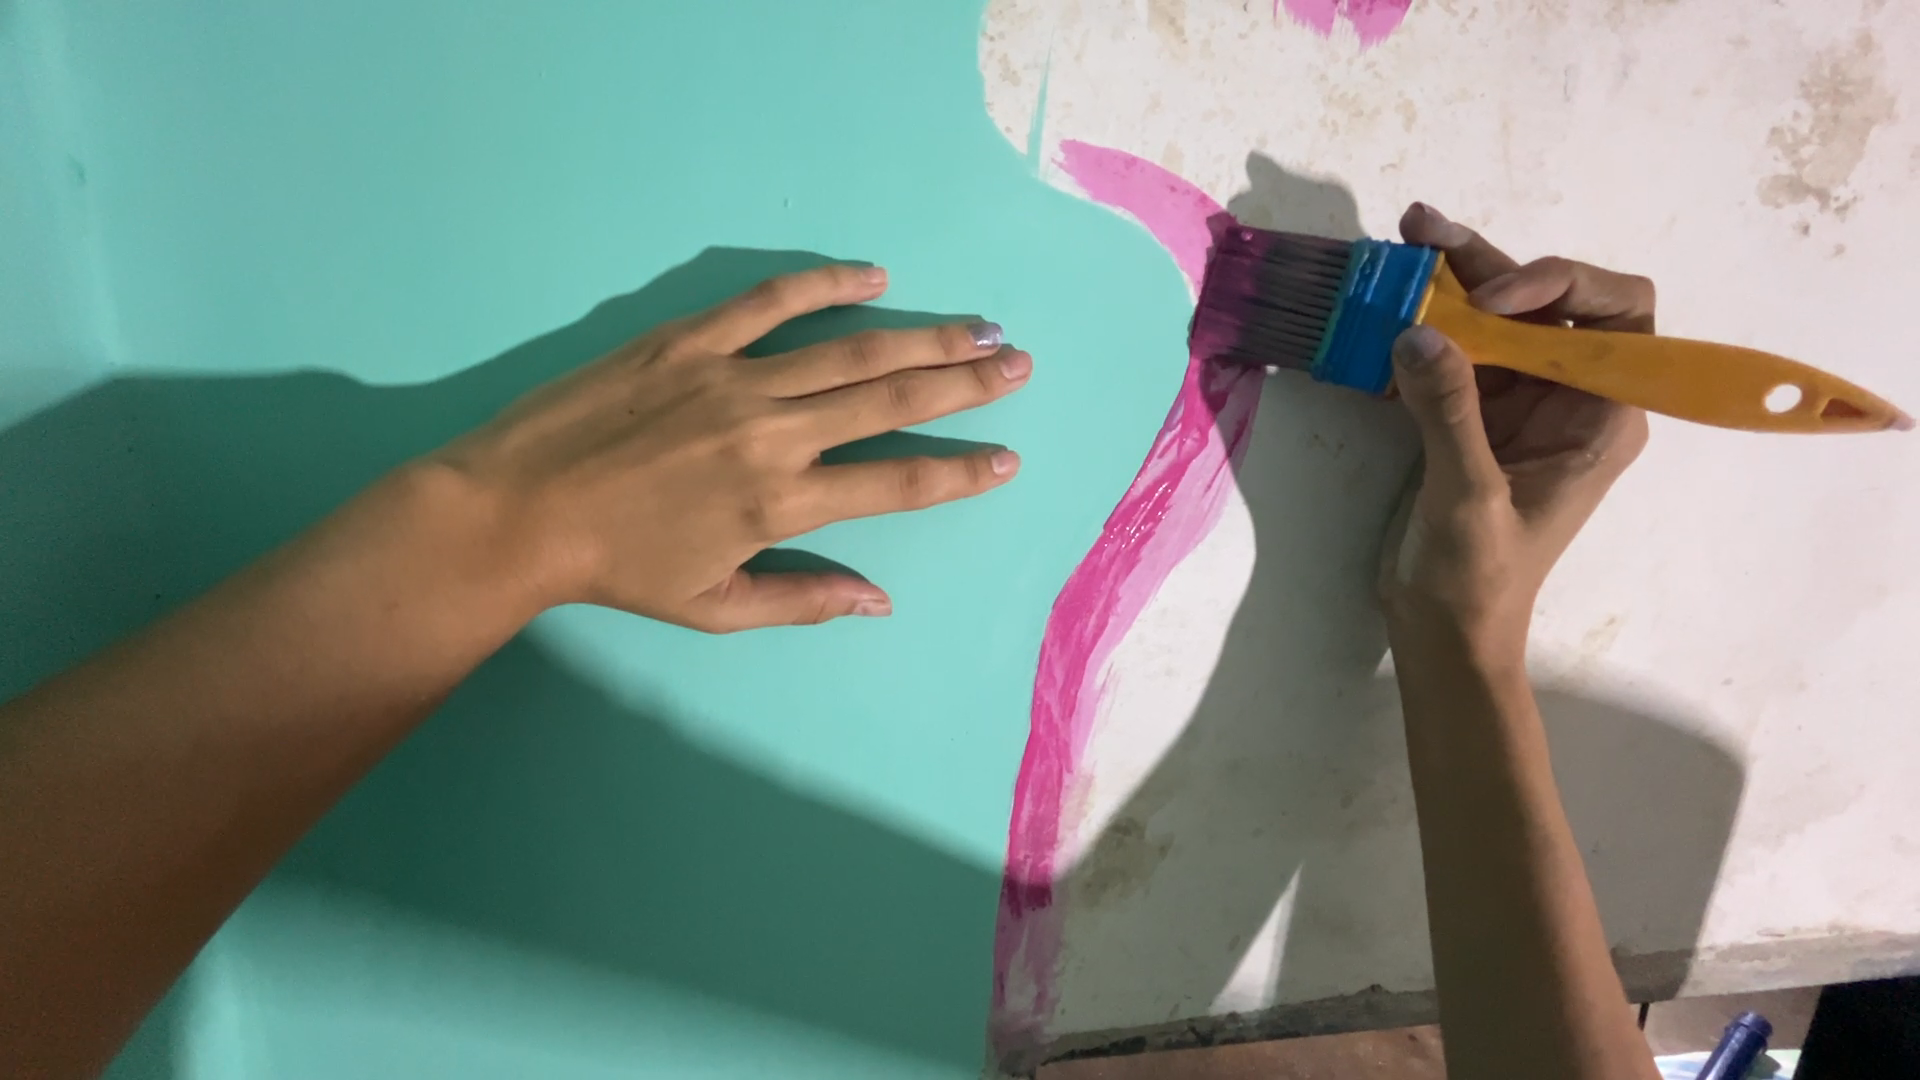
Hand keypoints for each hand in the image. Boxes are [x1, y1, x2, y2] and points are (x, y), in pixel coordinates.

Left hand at [431, 263, 1029, 632]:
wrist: (514, 513)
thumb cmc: (619, 570)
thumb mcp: (715, 609)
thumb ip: (805, 601)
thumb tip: (882, 602)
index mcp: (783, 504)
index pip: (898, 483)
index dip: (960, 472)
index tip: (1007, 458)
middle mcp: (775, 434)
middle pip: (892, 401)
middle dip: (966, 383)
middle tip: (1018, 364)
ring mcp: (734, 379)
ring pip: (850, 351)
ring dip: (923, 337)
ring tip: (978, 326)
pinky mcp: (690, 341)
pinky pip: (771, 303)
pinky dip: (826, 286)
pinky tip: (874, 277)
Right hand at [1378, 204, 1650, 662]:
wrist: (1440, 627)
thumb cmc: (1478, 575)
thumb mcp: (1468, 494)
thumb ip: (1449, 412)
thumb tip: (1415, 332)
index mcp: (1600, 413)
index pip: (1612, 313)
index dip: (1557, 288)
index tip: (1488, 301)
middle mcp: (1562, 398)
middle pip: (1539, 308)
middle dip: (1485, 267)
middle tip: (1422, 230)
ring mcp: (1507, 409)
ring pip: (1485, 329)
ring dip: (1443, 290)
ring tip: (1398, 248)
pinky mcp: (1460, 423)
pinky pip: (1441, 364)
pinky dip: (1410, 339)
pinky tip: (1375, 319)